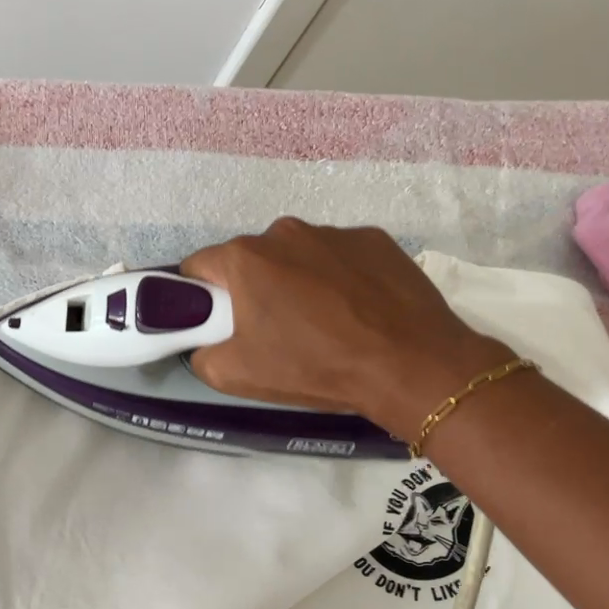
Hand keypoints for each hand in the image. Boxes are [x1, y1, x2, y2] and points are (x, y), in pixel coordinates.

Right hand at [180, 218, 514, 440]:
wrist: (411, 367)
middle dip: (250, 287)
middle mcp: (284, 232)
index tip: (213, 322)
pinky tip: (354, 310)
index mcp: (244, 258)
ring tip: (320, 321)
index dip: (198, 296)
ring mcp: (333, 232)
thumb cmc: (313, 367)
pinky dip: (336, 278)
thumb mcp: (233, 375)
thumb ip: (201, 353)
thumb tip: (205, 344)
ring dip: (295, 280)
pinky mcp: (375, 240)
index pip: (198, 266)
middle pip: (248, 259)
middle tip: (269, 329)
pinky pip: (338, 257)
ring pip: (294, 255)